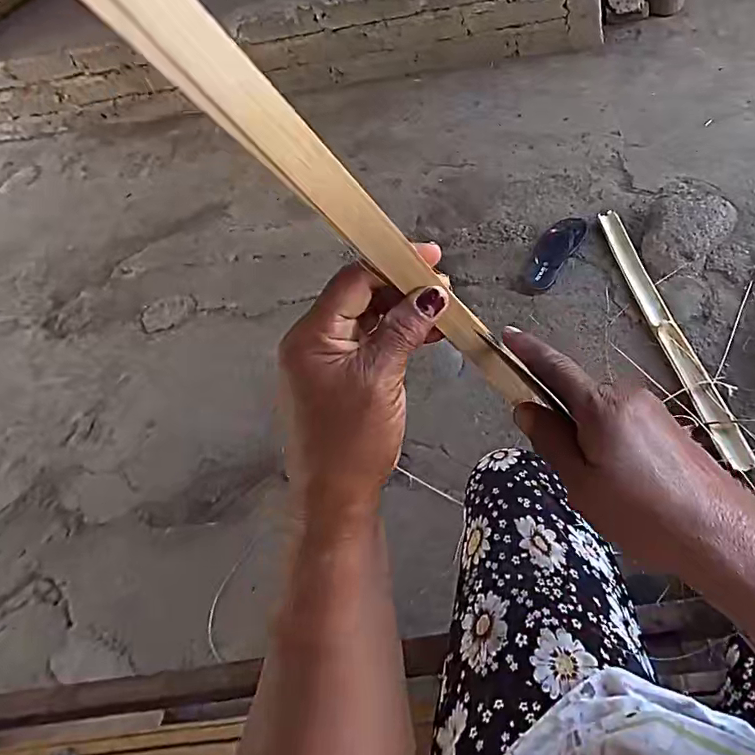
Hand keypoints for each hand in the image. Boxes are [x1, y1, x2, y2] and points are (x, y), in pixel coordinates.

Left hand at [278, 244, 449, 520]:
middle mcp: (315, 341)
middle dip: (402, 287)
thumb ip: (404, 330)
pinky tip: (427, 332)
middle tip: (442, 287)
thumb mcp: (381, 378)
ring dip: (404, 310)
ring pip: (369, 317)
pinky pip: (372, 340)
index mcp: (312, 336)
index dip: (391, 265)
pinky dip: (399, 333)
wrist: (337, 496)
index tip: (429, 259)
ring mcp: (328, 358)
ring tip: (441, 309)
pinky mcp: (343, 374)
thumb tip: (431, 295)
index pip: (353, 281)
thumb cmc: (352, 441)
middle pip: (361, 295)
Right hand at [505, 328, 754, 576]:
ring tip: (608, 491)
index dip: (528, 353)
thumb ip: (551, 442)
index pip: (555, 370)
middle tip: (570, 475)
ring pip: (602, 415)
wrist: (718, 529)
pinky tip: (630, 486)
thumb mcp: (582, 485)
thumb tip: (527, 409)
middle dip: (564, 425)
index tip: (508, 336)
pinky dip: (614, 445)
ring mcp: (651, 408)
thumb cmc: (642, 514)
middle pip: (579, 398)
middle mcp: (626, 395)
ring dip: (591, 440)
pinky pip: (625, 424)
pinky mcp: (668, 424)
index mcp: (601, 407)